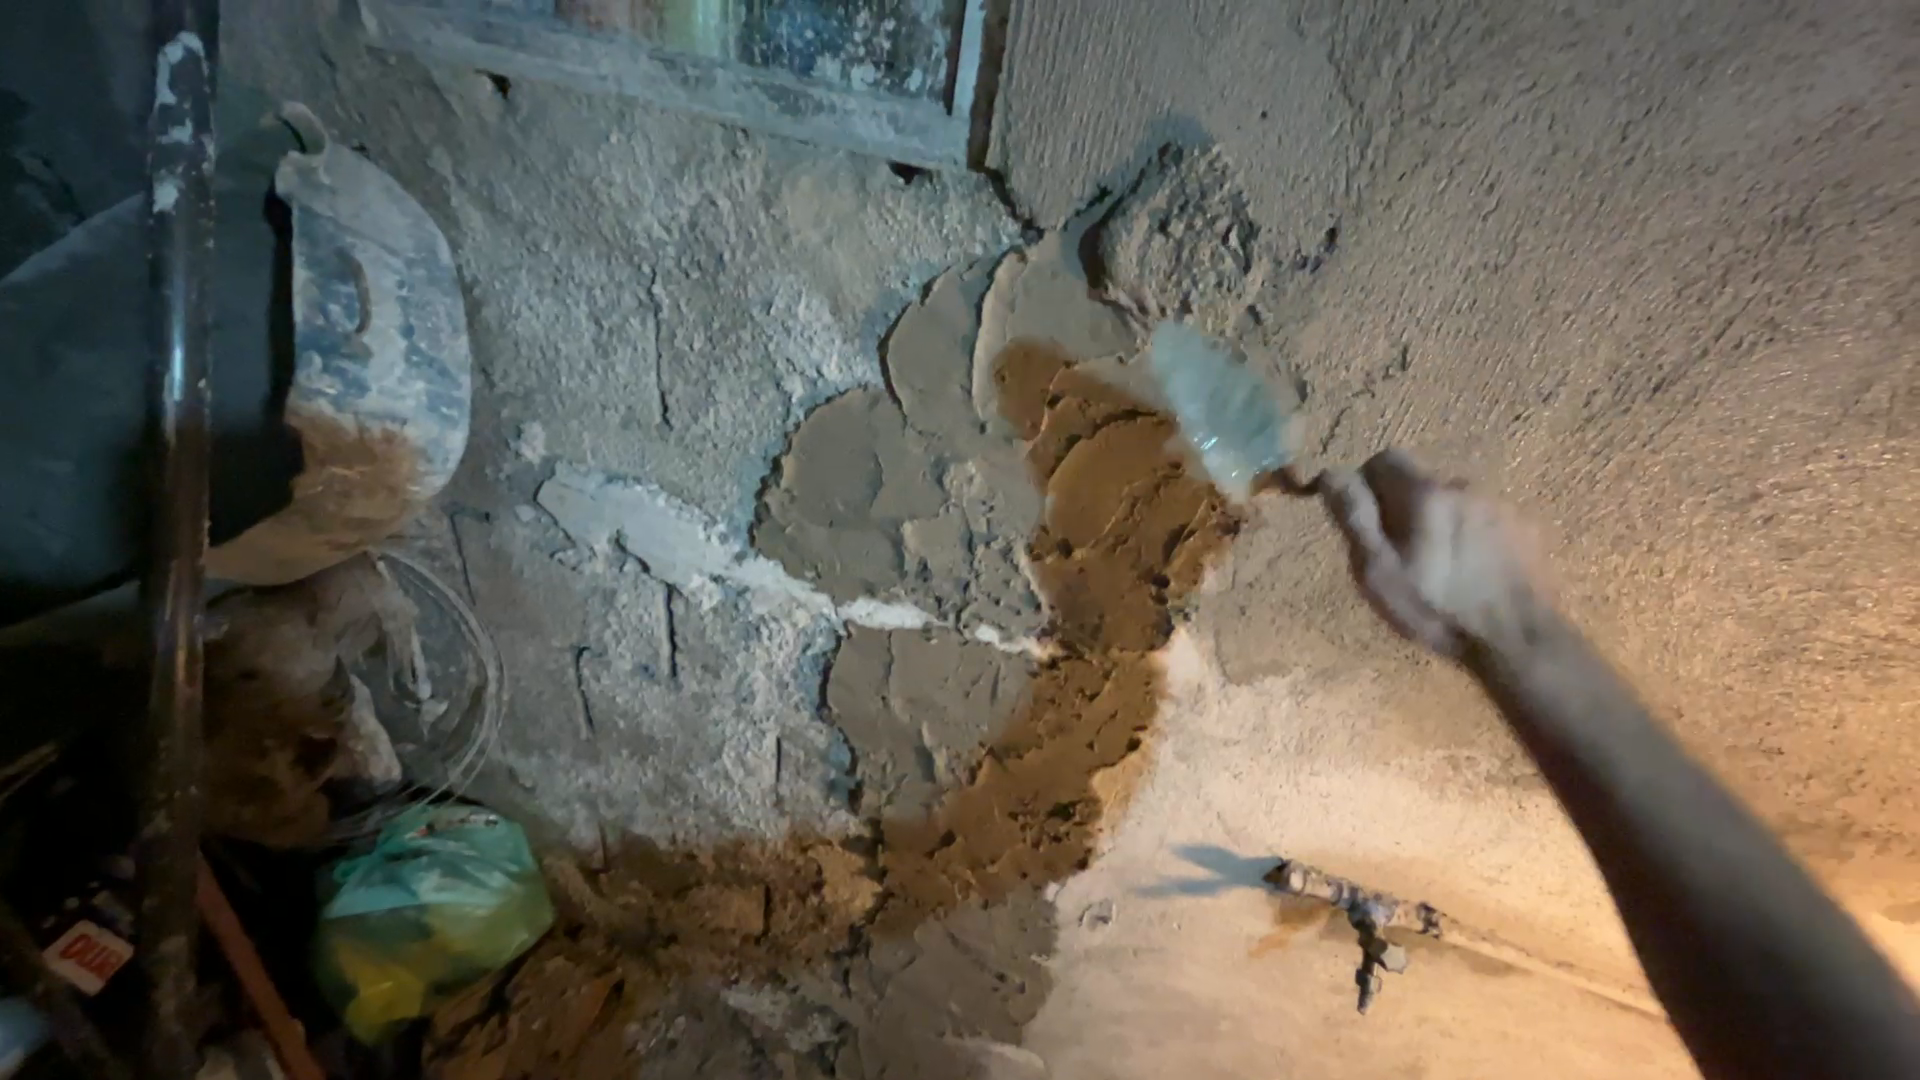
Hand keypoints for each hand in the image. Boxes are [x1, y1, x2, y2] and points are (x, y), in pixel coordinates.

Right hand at [1317, 449, 1548, 656]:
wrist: (1517, 641)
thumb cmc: (1434, 608)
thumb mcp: (1377, 570)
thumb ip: (1353, 516)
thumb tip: (1330, 473)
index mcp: (1424, 494)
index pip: (1384, 459)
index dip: (1366, 484)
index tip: (1365, 523)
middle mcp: (1464, 487)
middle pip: (1419, 482)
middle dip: (1401, 507)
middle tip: (1397, 555)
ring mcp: (1500, 506)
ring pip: (1451, 501)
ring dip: (1436, 521)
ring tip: (1436, 567)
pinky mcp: (1525, 528)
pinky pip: (1481, 518)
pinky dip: (1467, 535)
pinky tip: (1469, 571)